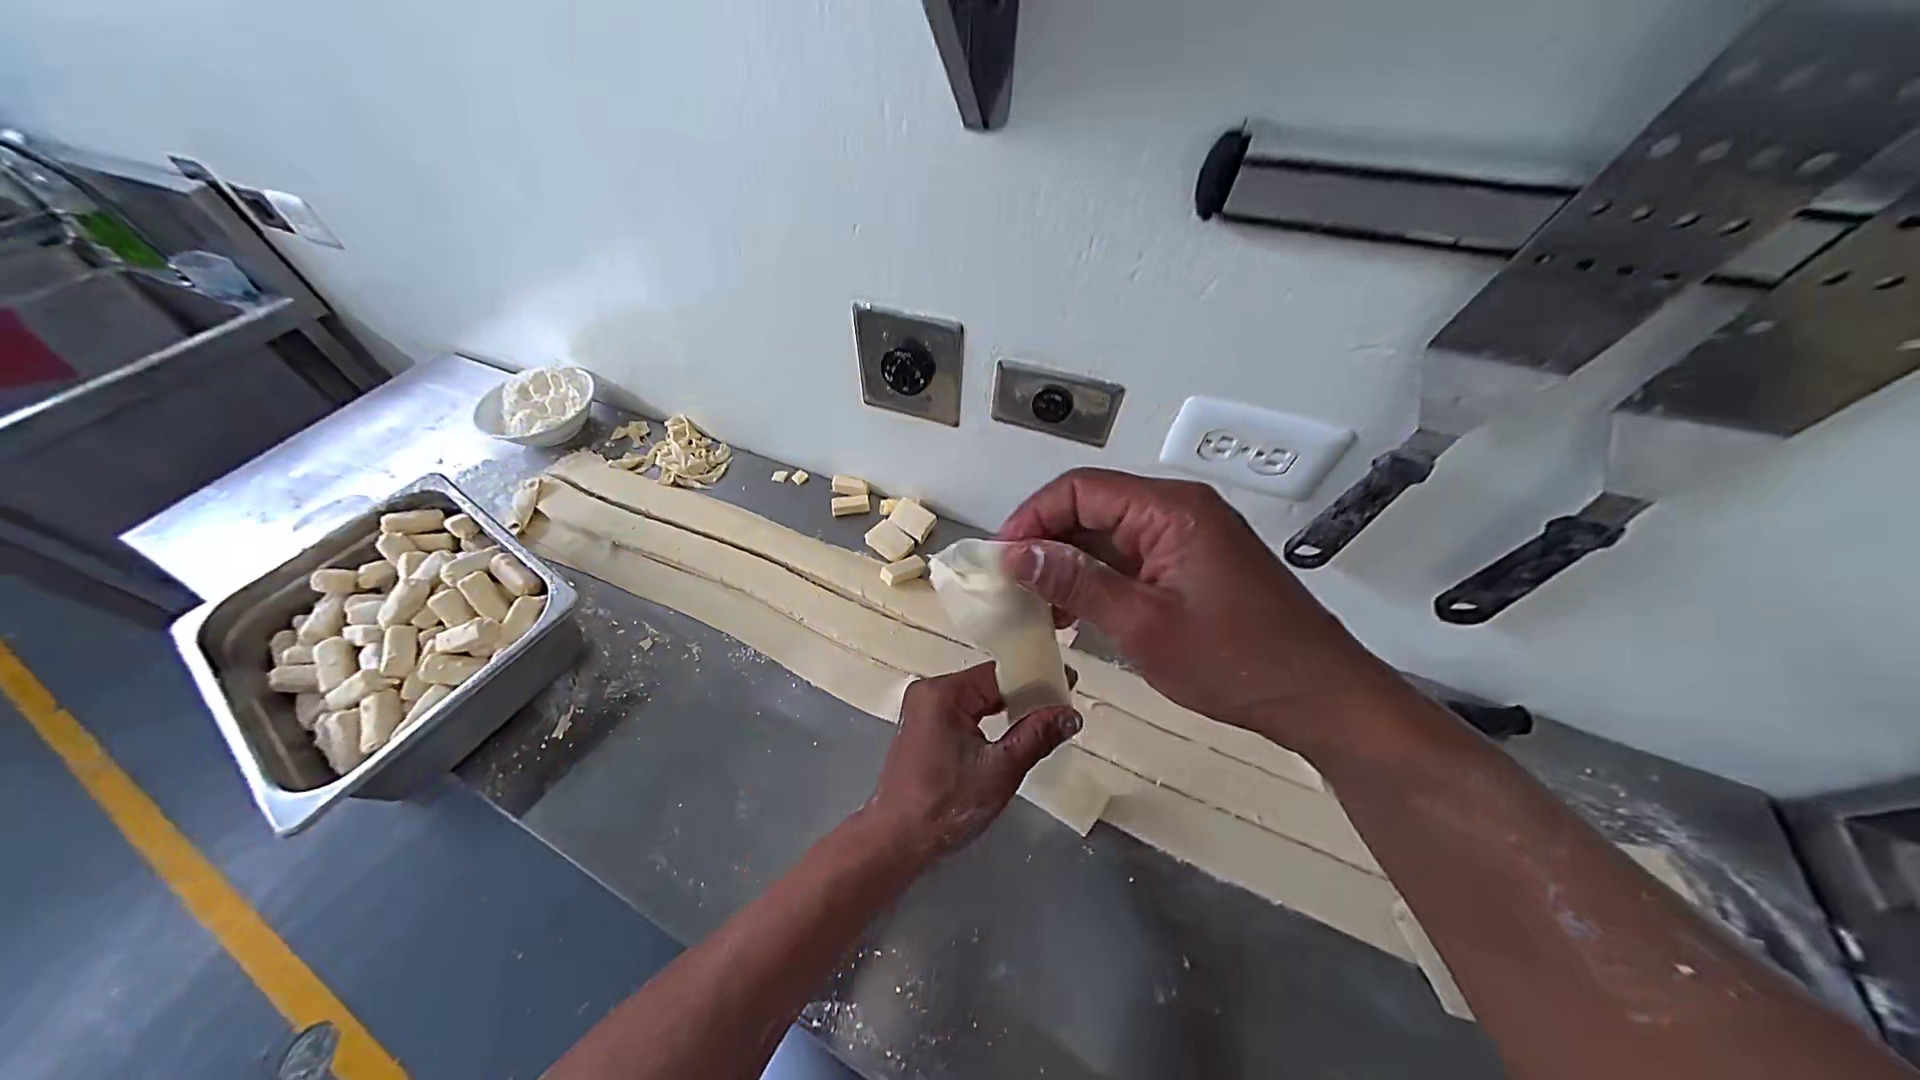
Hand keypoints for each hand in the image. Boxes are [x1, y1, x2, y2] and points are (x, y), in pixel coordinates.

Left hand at [863, 662, 1081, 860]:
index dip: (1035, 677)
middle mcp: (930, 693)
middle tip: (1063, 699)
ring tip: (1047, 715)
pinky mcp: (925, 728)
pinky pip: (966, 713)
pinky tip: (1015, 729)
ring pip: (978, 699)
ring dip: (1009, 708)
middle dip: (1025, 693)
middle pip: (988, 683)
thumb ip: (1036, 736)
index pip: (998, 673)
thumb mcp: (1000, 770)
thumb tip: (1070, 715)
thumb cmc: (945, 805)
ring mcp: (925, 710)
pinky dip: (991, 720)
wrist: (897, 841)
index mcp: (942, 693)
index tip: (1067, 680)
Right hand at [998, 468, 1397, 748]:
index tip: (1002, 557)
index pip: (1081, 490)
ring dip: (1070, 566)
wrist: (1318, 696)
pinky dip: (1098, 581)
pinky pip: (1129, 559)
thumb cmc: (1240, 662)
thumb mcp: (1143, 624)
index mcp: (1170, 510)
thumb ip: (1077, 582)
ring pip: (1107, 536)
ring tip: (1040, 607)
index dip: (1032, 518)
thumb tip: (1018, 554)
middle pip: (1092, 509)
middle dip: (1047, 544)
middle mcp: (1178, 511)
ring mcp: (1186, 538)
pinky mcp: (1190, 564)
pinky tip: (1077, 613)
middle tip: (1014, 587)